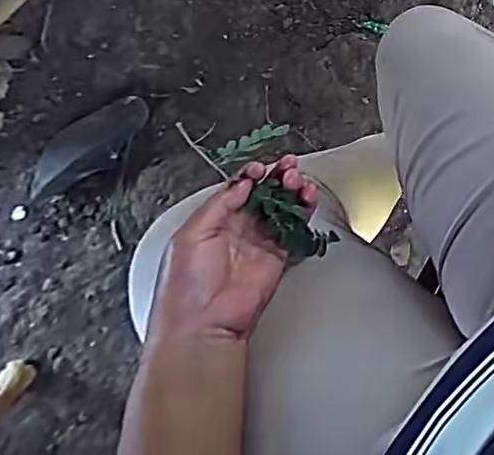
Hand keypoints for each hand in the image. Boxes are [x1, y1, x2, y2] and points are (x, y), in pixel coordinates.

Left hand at [150, 156, 320, 343]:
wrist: (203, 327)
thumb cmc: (185, 288)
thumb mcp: (190, 236)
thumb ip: (219, 204)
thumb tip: (244, 183)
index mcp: (215, 221)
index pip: (240, 188)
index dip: (252, 175)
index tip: (261, 168)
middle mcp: (239, 229)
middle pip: (266, 193)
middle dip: (278, 176)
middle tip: (288, 166)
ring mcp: (260, 242)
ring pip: (283, 205)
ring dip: (294, 189)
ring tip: (299, 180)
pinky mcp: (279, 256)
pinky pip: (296, 227)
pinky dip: (305, 210)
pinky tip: (308, 198)